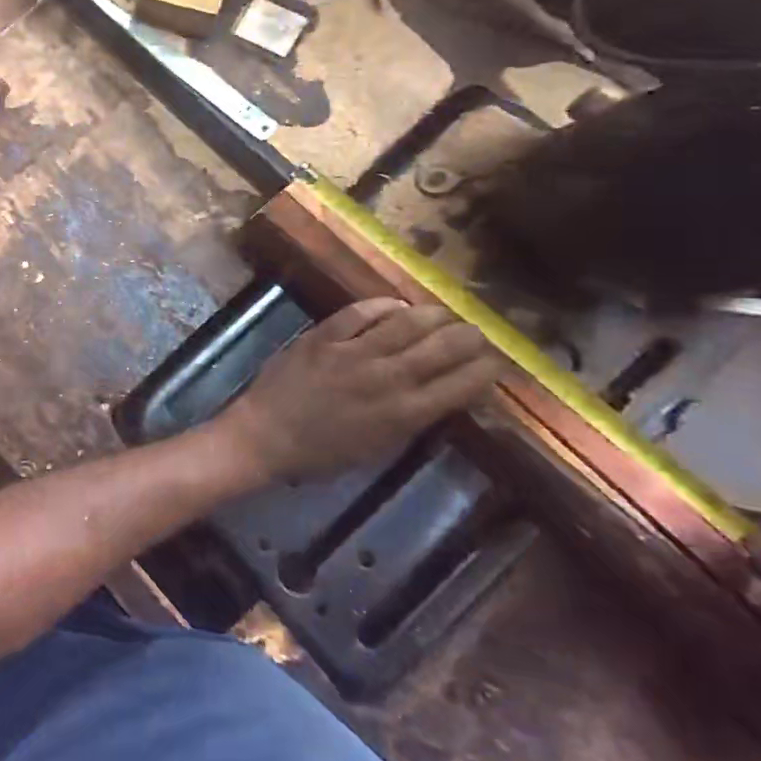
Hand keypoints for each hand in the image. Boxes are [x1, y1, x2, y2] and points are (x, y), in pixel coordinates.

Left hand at [220, 299, 504, 481]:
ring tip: (443, 314)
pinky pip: (359, 312)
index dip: (487, 370)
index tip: (496, 362)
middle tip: (477, 332)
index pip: (464, 383)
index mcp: (405, 412)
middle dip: (470, 336)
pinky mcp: (322, 337)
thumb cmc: (320, 453)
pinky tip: (395, 306)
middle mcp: (386, 377)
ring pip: (407, 322)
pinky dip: (382, 306)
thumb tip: (442, 394)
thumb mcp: (377, 447)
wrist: (264, 436)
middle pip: (444, 346)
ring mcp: (353, 352)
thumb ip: (411, 419)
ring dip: (433, 315)